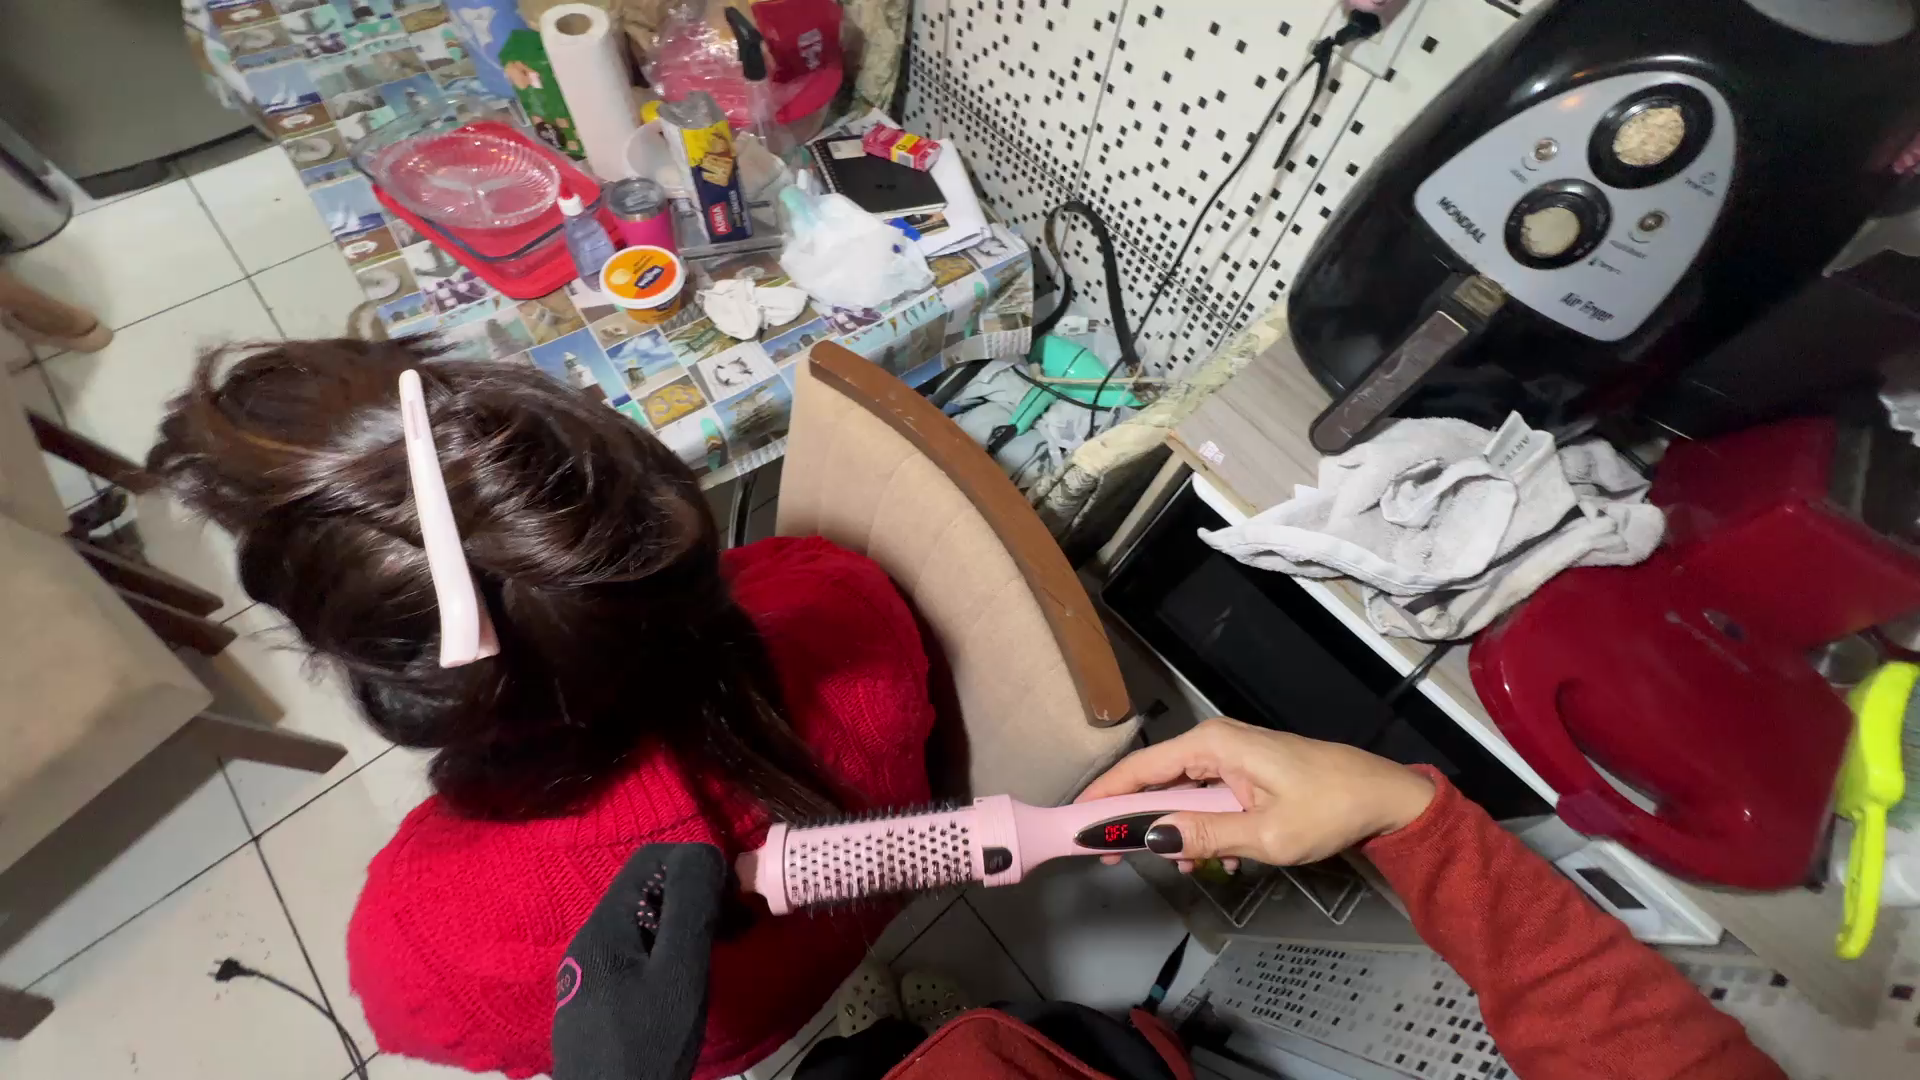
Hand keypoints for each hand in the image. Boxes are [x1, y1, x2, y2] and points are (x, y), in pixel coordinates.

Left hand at [551, 843, 725, 1079]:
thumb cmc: (646, 1044)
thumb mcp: (679, 971)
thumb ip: (690, 906)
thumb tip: (705, 852)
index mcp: (604, 926)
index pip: (651, 859)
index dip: (695, 864)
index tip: (727, 895)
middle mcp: (591, 939)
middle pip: (649, 887)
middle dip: (695, 893)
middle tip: (731, 922)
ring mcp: (593, 970)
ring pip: (648, 918)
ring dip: (688, 920)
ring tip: (719, 946)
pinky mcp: (601, 996)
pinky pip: (641, 948)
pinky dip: (673, 947)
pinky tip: (691, 974)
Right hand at [1077, 717, 1435, 869]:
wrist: (1383, 796)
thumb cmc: (1328, 809)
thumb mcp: (1267, 834)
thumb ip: (1205, 835)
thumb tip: (1149, 838)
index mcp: (1211, 744)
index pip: (1141, 768)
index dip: (1106, 795)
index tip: (1077, 821)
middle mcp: (1211, 742)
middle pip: (1154, 779)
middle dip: (1135, 818)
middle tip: (1114, 856)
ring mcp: (1226, 754)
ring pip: (1177, 791)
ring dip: (1173, 828)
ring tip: (1182, 865)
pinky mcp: (1240, 769)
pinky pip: (1202, 795)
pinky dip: (1198, 824)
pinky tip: (1214, 856)